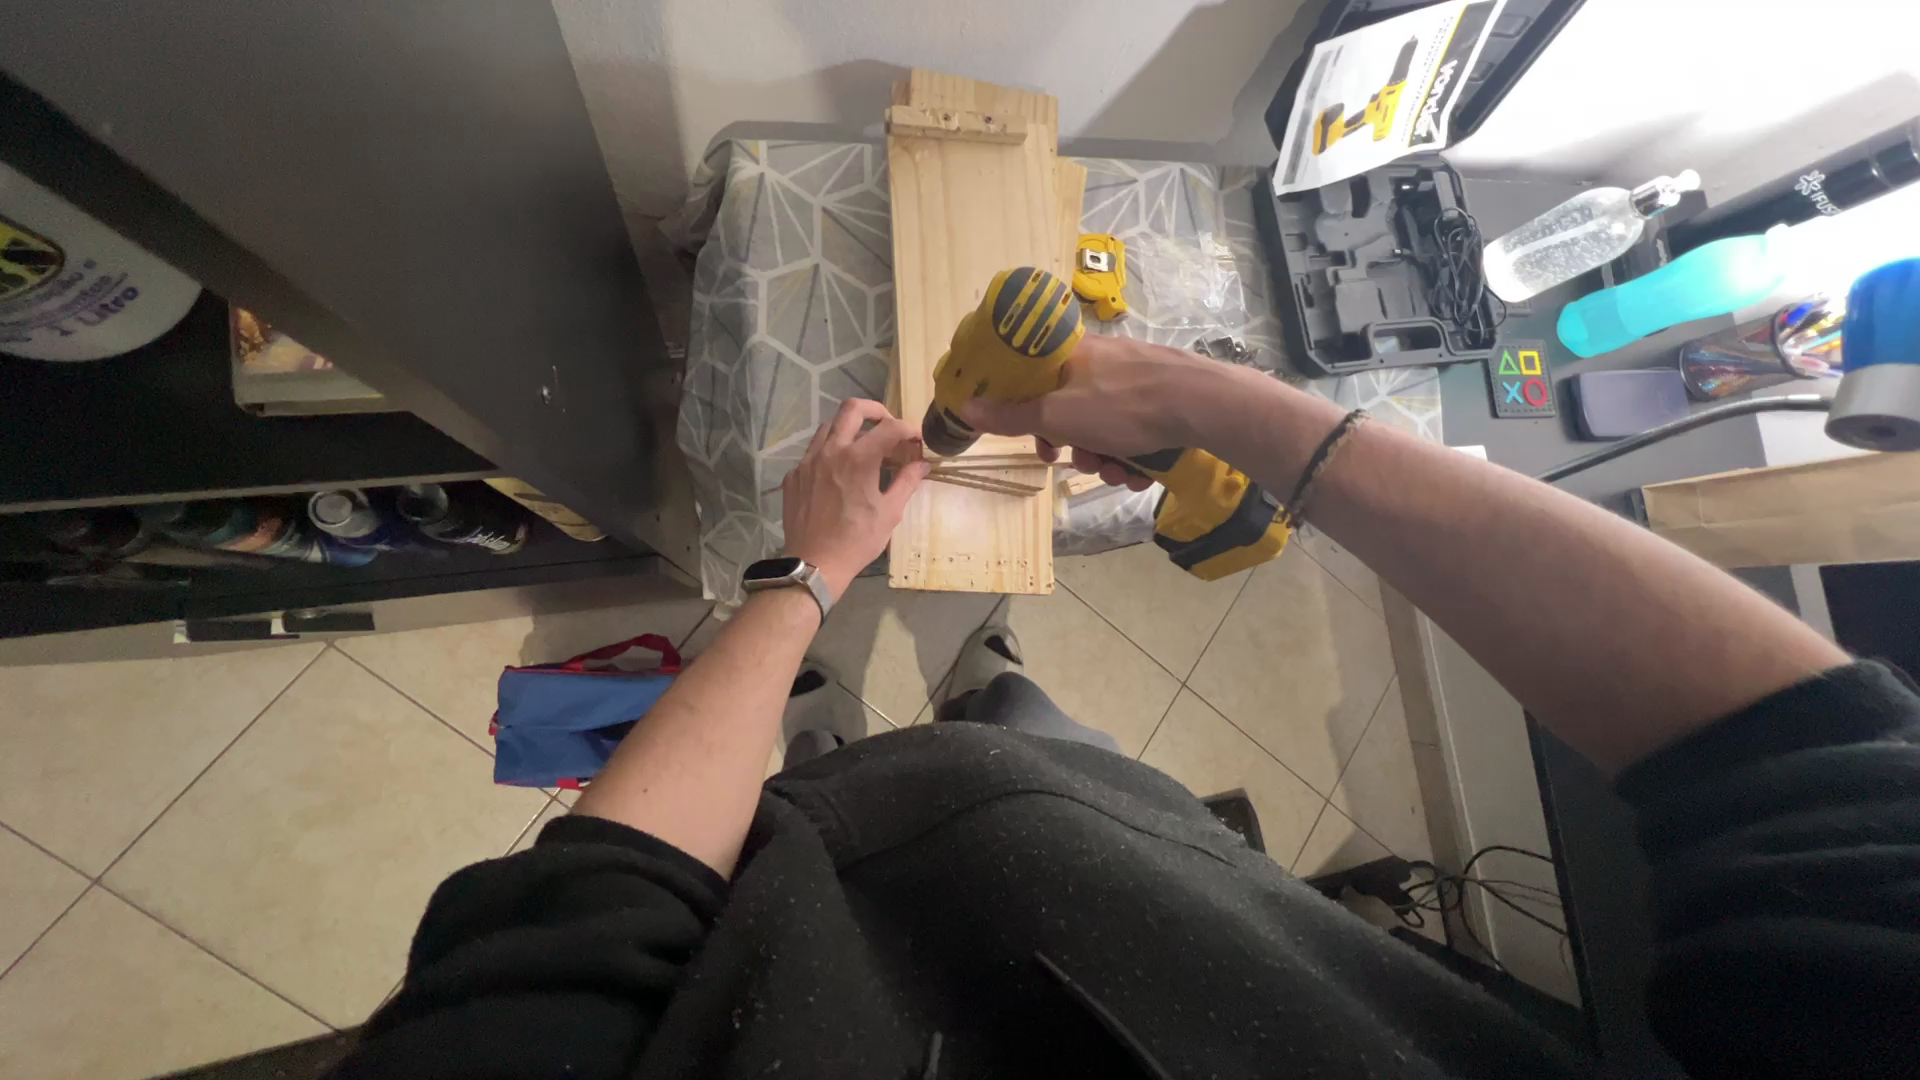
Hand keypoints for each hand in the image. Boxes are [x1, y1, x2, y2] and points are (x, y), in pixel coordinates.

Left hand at [781, 398, 930, 599]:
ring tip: (861, 447)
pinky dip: (829, 452)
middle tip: (888, 425)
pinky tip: (837, 472)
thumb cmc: (857, 540)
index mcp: (859, 458)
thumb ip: (907, 482)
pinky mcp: (794, 475)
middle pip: (852, 408)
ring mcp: (808, 461)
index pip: (890, 428)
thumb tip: (922, 464)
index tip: (916, 439)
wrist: (815, 563)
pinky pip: (812, 452)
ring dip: (849, 429)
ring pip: (828, 427)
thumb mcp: (889, 513)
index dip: (908, 428)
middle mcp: (831, 451)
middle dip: (876, 411)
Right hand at [958, 335, 1217, 491]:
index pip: (1033, 381)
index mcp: (1070, 357)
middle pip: (1069, 411)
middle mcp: (1100, 363)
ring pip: (1102, 428)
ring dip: (1103, 458)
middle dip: (1074, 447)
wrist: (1202, 405)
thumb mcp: (1057, 415)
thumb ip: (1011, 416)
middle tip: (1080, 463)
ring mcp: (1132, 379)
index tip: (1039, 444)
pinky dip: (1131, 456)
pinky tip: (1140, 472)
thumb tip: (964, 406)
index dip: (1029, 418)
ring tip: (1117, 472)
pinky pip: (1131, 431)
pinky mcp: (1159, 398)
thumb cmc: (1123, 405)